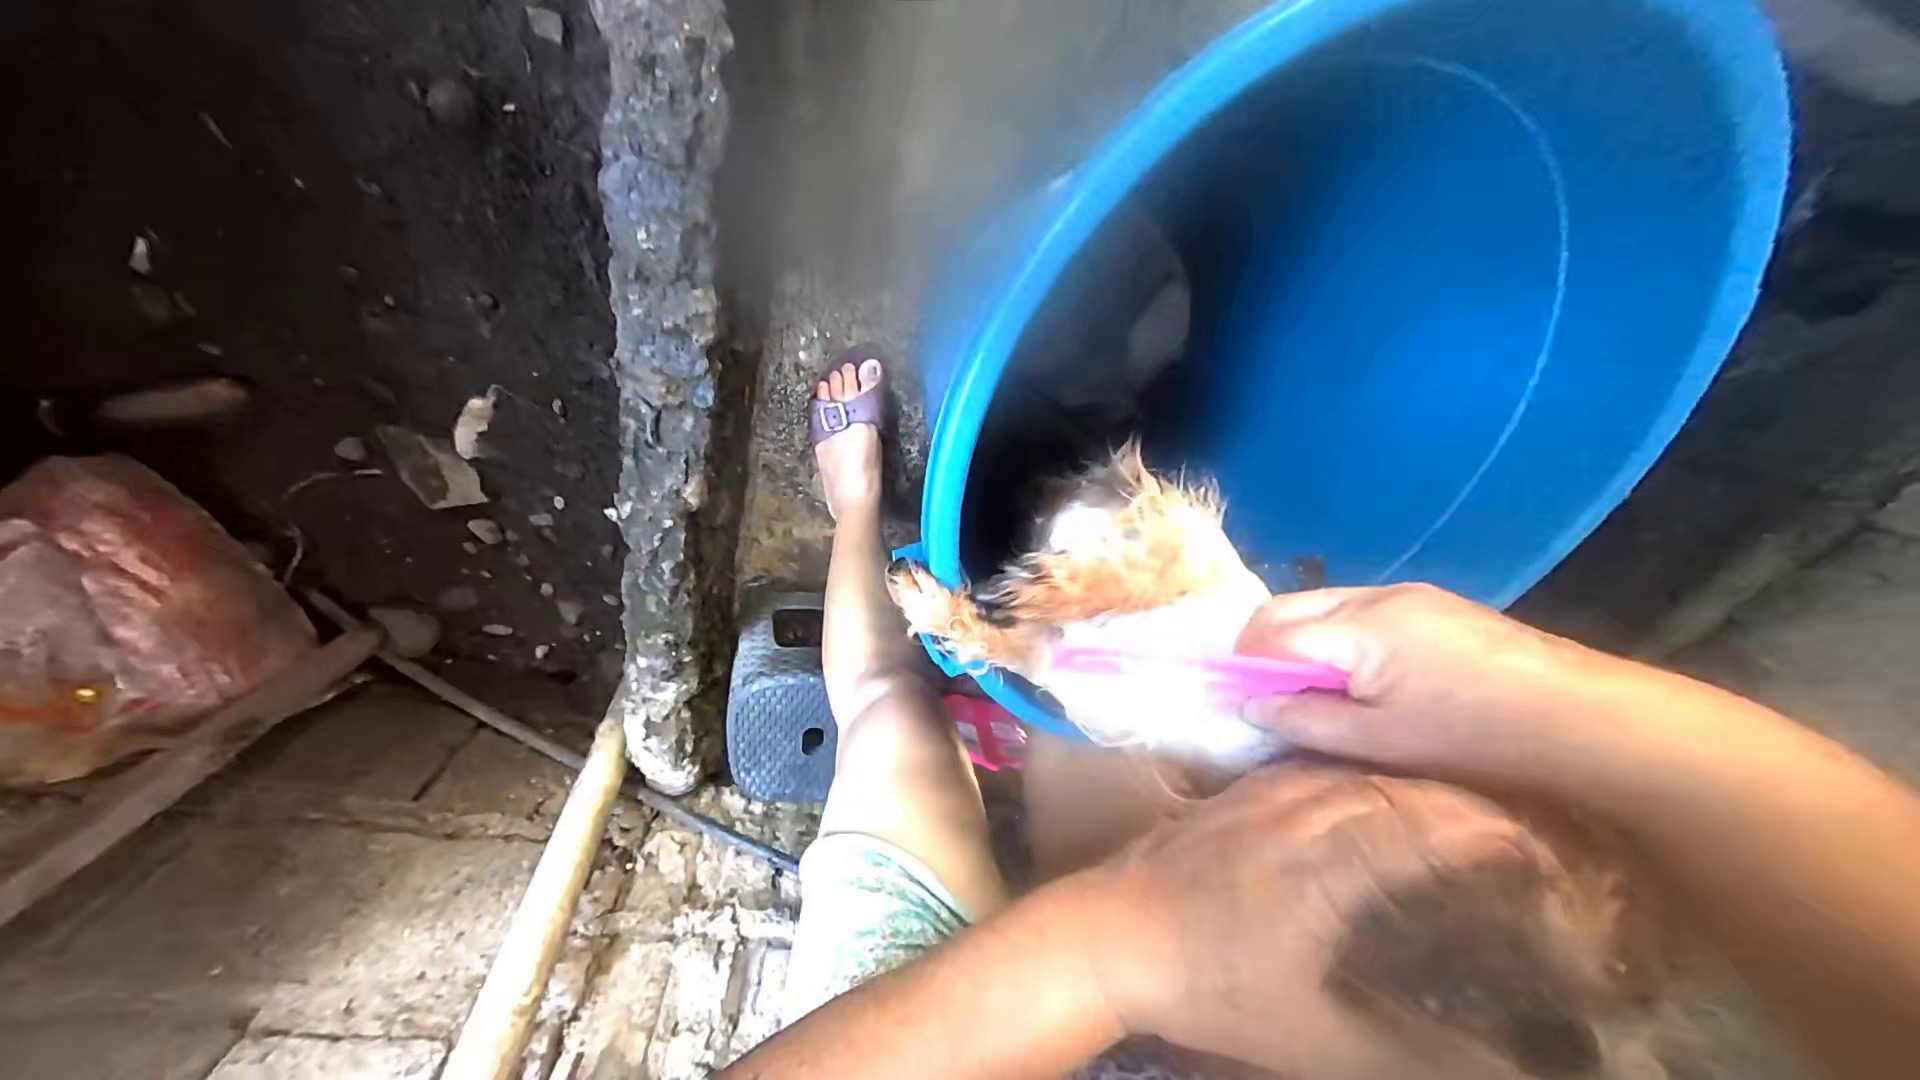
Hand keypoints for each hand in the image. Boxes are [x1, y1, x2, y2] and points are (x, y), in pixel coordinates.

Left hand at [1074, 764, 1559, 1075]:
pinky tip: (1346, 791)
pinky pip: (1289, 774)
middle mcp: (1283, 821)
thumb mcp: (1311, 1038)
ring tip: (1433, 804)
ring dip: (1389, 784)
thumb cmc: (1206, 988)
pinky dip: (1335, 777)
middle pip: (1375, 792)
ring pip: (1331, 776)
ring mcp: (1244, 804)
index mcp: (1314, 873)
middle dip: (1443, 801)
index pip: (1408, 830)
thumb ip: (1402, 1051)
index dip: (1472, 829)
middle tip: (1496, 824)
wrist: (1107, 933)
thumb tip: (1494, 1066)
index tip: (1525, 842)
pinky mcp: (1218, 801)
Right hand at [1233, 584, 1655, 785]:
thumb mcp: (1378, 740)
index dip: (1244, 663)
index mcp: (1357, 628)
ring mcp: (1403, 592)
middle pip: (1286, 607)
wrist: (1592, 721)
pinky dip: (1331, 633)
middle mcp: (1372, 595)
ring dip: (1296, 637)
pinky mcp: (1428, 600)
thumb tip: (1246, 703)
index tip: (1237, 695)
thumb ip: (1302, 718)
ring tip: (1311, 683)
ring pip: (1318, 603)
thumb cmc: (1474, 736)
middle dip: (1261, 644)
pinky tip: (1356, 670)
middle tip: (1267, 689)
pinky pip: (1352, 608)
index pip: (1271, 633)